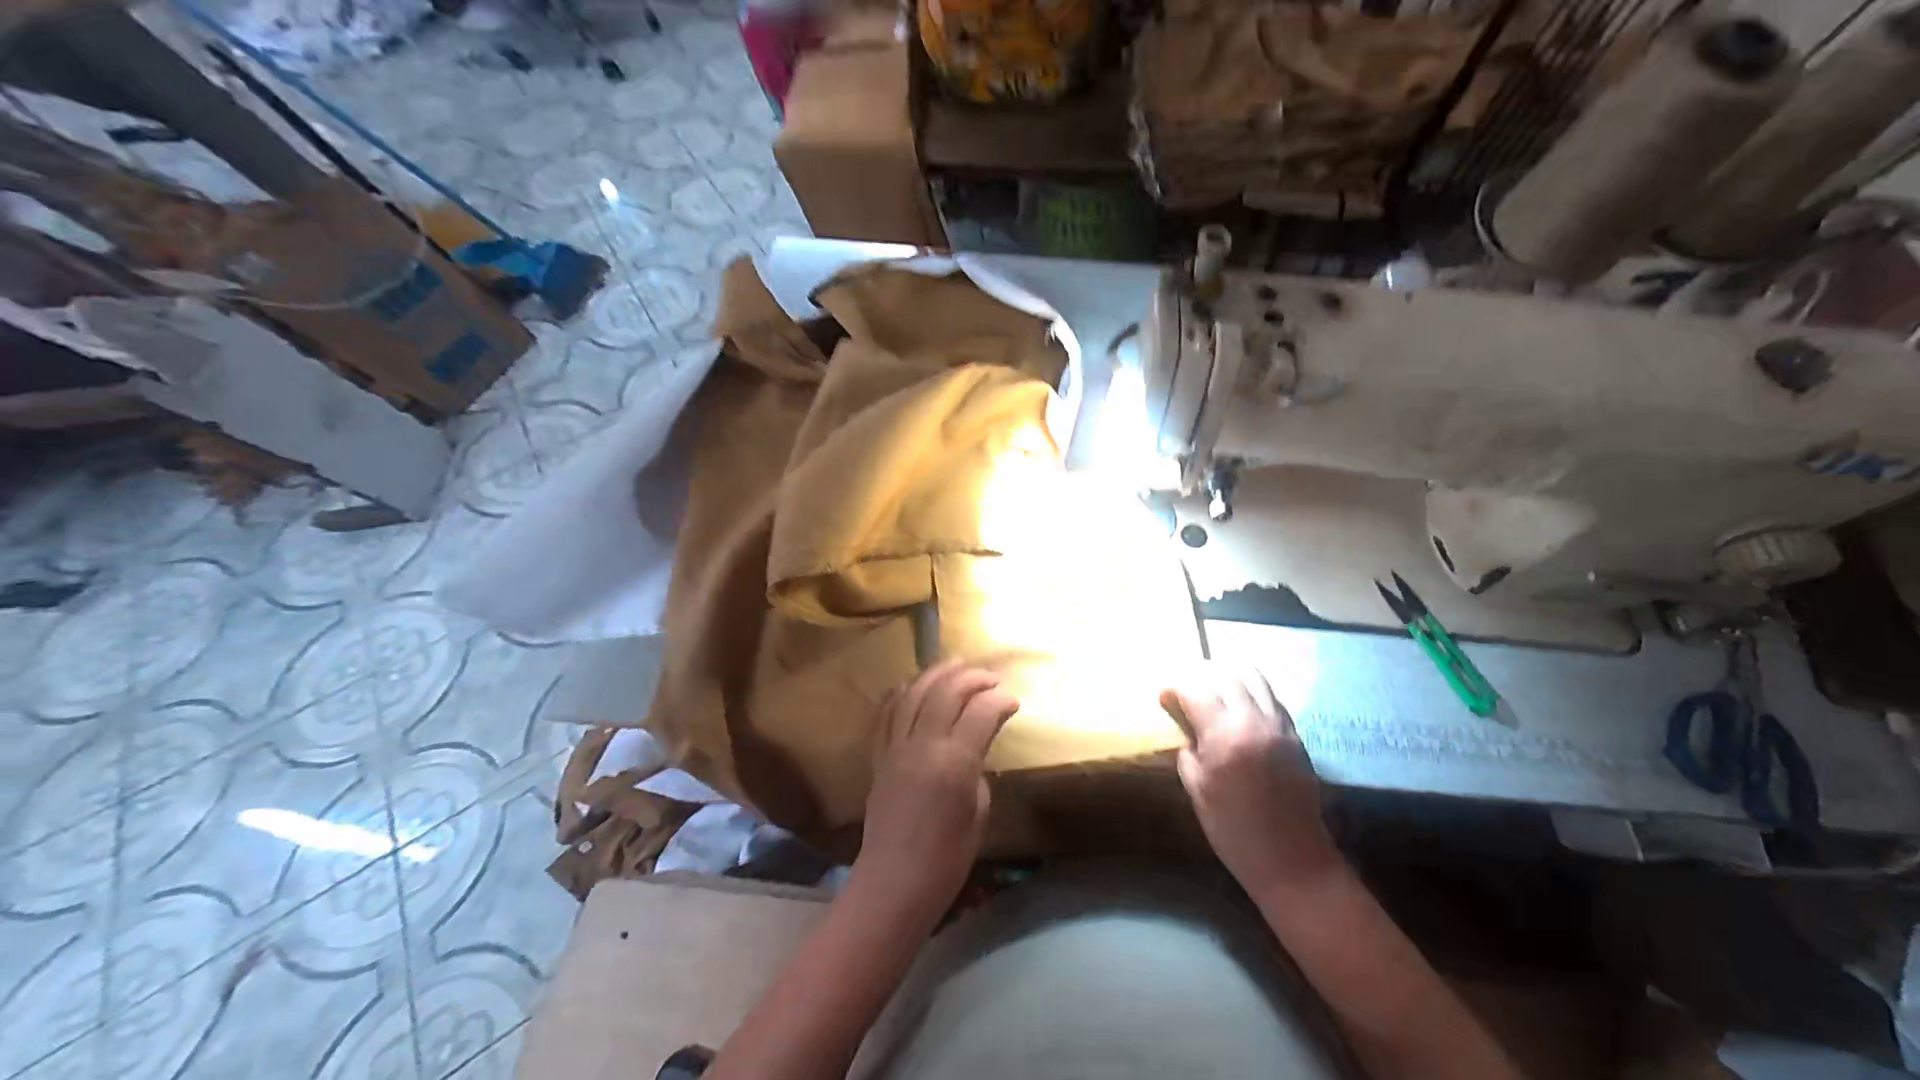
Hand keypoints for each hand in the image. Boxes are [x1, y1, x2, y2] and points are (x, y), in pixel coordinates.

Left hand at [854, 661, 1018, 916]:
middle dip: (971, 678)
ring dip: (936, 674)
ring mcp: (896, 748)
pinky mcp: (878, 757)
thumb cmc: (947, 858)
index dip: (1000, 701)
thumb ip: (977, 770)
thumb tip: (973, 749)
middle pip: (946, 693)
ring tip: (955, 664)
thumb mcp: (978, 813)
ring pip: (914, 694)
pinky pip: (886, 714)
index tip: (1013, 702)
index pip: (981, 712)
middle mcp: (923, 745)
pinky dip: (900, 694)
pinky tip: (909, 685)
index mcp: (954, 762)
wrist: (894, 881)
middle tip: (990, 677)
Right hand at [1163, 669, 1339, 892]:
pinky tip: (1237, 711)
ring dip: (1227, 678)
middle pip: (1224, 674)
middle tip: (1185, 694)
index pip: (1195, 689)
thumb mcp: (1196, 789)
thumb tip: (1186, 727)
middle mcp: (1254, 720)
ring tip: (1212, 695)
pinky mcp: (1295, 734)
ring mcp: (1279, 725)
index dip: (1175, 688)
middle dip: (1199, 678)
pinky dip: (1250, 693)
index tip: (1164, 699)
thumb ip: (1189, 749)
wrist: (1292, 861)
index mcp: (1224, 735)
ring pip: (1252, 677)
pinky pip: (1269, 697)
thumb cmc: (1233, 830)